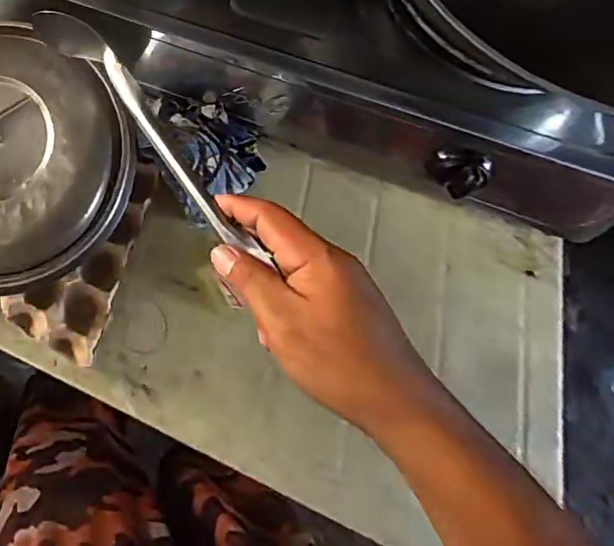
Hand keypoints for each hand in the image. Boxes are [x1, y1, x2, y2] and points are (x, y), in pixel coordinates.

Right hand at [210, 195, 450, 436]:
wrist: (404, 409)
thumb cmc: (338, 363)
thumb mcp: (281, 320)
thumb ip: (248, 280)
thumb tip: (222, 251)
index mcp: (317, 257)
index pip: (270, 216)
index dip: (237, 206)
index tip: (210, 204)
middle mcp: (335, 260)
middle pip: (281, 236)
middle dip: (247, 245)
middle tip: (222, 268)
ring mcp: (347, 282)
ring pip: (292, 262)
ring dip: (265, 275)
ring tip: (253, 308)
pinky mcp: (352, 302)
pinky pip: (306, 282)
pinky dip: (283, 291)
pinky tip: (280, 324)